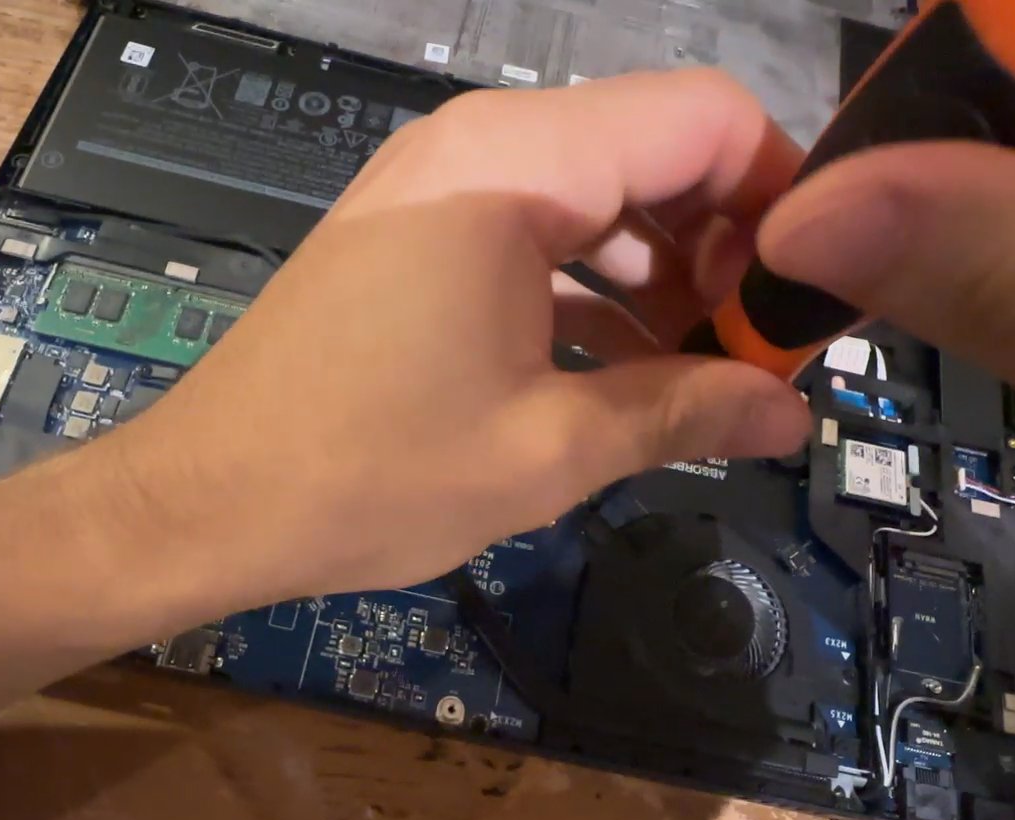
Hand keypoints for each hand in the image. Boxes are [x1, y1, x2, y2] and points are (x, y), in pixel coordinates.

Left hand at [93, 70, 810, 606]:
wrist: (209, 504)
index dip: (779, 201)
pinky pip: (529, 247)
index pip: (703, 120)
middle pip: (648, 159)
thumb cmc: (372, 476)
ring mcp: (435, 197)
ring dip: (654, 287)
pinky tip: (611, 377)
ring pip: (590, 209)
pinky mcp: (410, 249)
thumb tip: (787, 416)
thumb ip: (680, 415)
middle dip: (717, 255)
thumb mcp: (545, 452)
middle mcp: (476, 151)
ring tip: (693, 382)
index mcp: (517, 167)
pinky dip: (585, 302)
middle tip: (751, 358)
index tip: (805, 302)